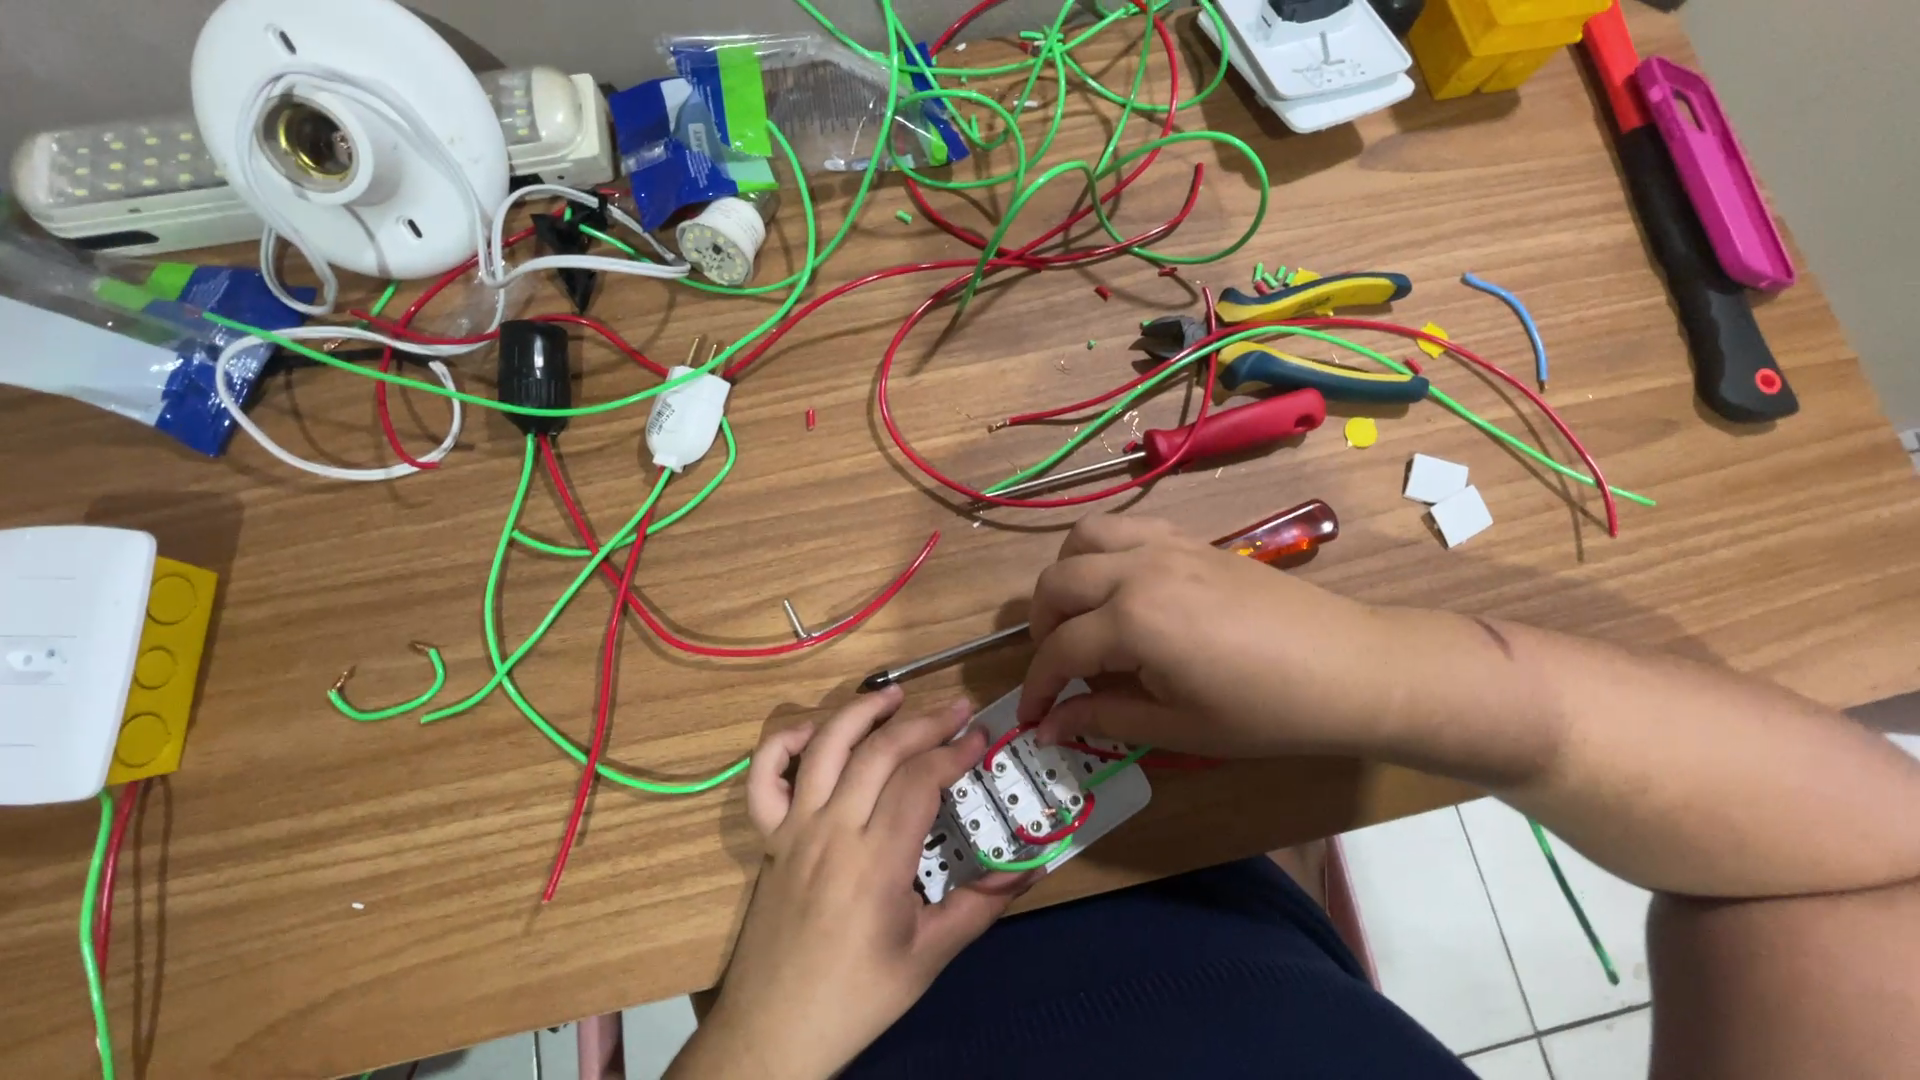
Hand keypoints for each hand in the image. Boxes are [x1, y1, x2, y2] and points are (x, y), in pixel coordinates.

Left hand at [669, 687, 1031, 1079]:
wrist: (775, 1029)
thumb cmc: (858, 996)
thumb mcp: (929, 957)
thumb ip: (979, 907)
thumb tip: (1027, 868)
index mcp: (876, 862)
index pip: (919, 781)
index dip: (954, 752)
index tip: (981, 739)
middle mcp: (832, 831)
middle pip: (880, 752)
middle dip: (924, 721)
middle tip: (958, 708)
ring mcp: (793, 829)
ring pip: (824, 747)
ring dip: (860, 711)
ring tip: (895, 694)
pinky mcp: (768, 838)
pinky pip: (764, 777)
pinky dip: (783, 742)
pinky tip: (815, 732)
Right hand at [1018, 514, 1396, 757]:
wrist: (1348, 668)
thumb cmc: (1264, 711)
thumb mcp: (1178, 727)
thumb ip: (1103, 716)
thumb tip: (1048, 726)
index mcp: (1132, 620)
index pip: (1059, 649)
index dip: (1037, 686)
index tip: (1032, 717)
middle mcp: (1138, 569)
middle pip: (1056, 583)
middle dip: (1041, 627)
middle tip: (1057, 667)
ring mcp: (1166, 545)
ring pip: (1084, 538)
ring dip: (1067, 576)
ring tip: (1081, 616)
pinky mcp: (1191, 539)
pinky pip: (1126, 528)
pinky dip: (1105, 552)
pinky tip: (1123, 589)